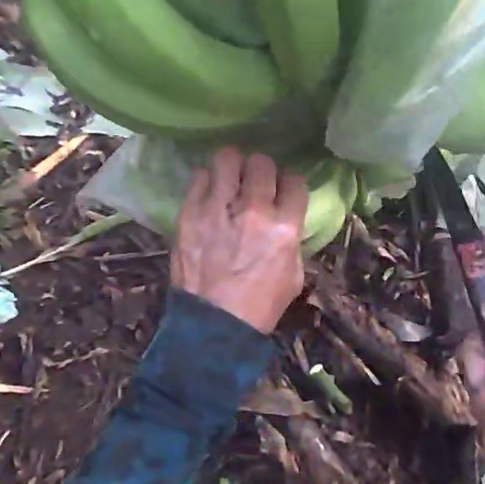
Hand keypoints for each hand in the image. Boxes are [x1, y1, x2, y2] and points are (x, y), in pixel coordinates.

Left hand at [171, 147, 308, 333]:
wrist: (214, 324)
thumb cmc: (260, 306)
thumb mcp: (294, 275)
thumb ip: (292, 240)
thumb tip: (287, 221)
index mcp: (284, 227)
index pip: (295, 182)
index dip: (291, 183)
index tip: (284, 189)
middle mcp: (253, 210)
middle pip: (262, 164)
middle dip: (263, 170)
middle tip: (256, 181)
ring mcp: (217, 209)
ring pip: (227, 159)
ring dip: (233, 166)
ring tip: (231, 177)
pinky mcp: (189, 213)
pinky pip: (199, 177)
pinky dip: (208, 181)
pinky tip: (210, 193)